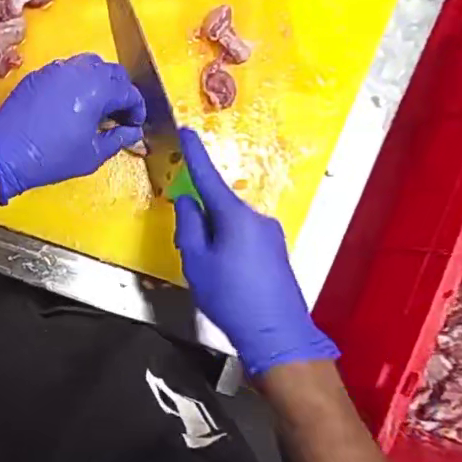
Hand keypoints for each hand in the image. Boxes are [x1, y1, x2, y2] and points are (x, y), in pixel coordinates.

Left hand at [0, 53, 145, 202]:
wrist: (5, 156)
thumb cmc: (52, 158)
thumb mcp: (92, 155)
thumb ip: (118, 139)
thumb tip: (132, 132)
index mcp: (97, 88)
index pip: (128, 91)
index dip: (136, 109)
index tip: (134, 125)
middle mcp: (78, 71)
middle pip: (111, 72)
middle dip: (119, 93)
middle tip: (117, 116)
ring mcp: (55, 70)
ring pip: (87, 67)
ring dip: (97, 84)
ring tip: (95, 109)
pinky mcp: (37, 76)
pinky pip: (64, 73)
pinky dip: (75, 84)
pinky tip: (70, 106)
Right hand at [172, 127, 337, 373]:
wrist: (274, 330)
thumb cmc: (229, 295)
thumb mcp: (196, 261)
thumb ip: (189, 227)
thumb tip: (188, 201)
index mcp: (235, 216)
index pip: (209, 178)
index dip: (194, 155)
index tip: (186, 131)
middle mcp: (256, 218)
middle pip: (219, 207)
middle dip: (199, 220)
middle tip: (188, 251)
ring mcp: (270, 234)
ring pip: (230, 225)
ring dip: (212, 238)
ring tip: (206, 272)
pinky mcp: (275, 251)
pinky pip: (243, 238)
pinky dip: (226, 248)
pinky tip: (222, 275)